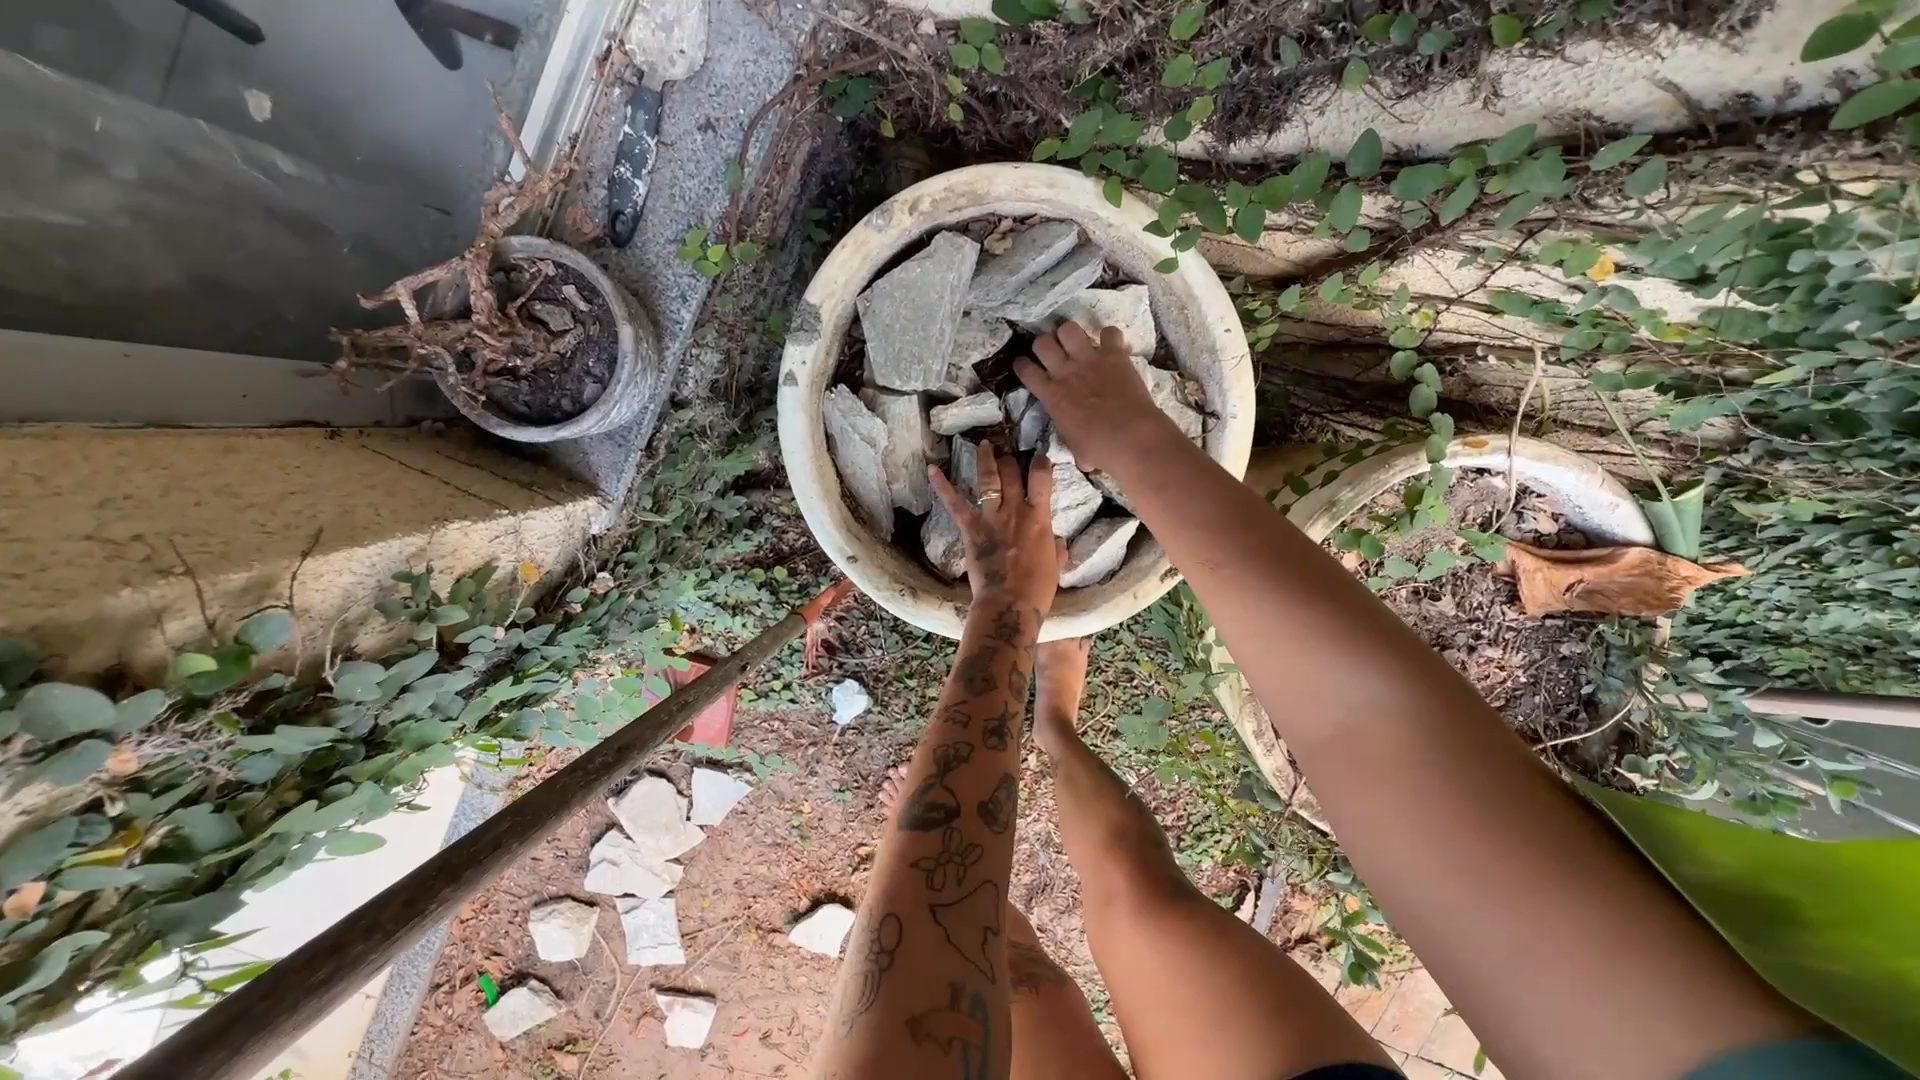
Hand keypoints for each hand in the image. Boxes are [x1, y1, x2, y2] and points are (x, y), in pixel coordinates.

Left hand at [929, 442, 1066, 612]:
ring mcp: (991, 517)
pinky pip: (955, 503)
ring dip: (987, 459)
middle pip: (1013, 474)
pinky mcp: (970, 529)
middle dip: (1011, 459)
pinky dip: (942, 486)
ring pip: (989, 478)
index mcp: (1040, 518)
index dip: (1040, 464)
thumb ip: (1057, 549)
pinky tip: (932, 469)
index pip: (1042, 480)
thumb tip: (1058, 542)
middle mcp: (1016, 510)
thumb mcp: (1056, 566)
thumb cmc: (1037, 588)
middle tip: (1008, 451)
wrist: (1009, 603)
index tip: (1039, 456)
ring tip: (985, 445)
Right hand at [1014, 321, 1171, 473]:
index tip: (1024, 364)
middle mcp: (1066, 373)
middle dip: (1044, 344)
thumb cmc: (1100, 449)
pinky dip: (1110, 337)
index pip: (1026, 371)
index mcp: (1052, 396)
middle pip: (1042, 343)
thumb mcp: (1075, 448)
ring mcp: (1090, 360)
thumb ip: (1073, 440)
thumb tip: (1082, 459)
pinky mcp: (1115, 355)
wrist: (1131, 438)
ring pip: (1068, 329)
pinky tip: (1112, 346)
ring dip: (1070, 333)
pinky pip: (1109, 332)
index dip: (1022, 365)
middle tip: (1054, 352)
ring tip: (1076, 342)